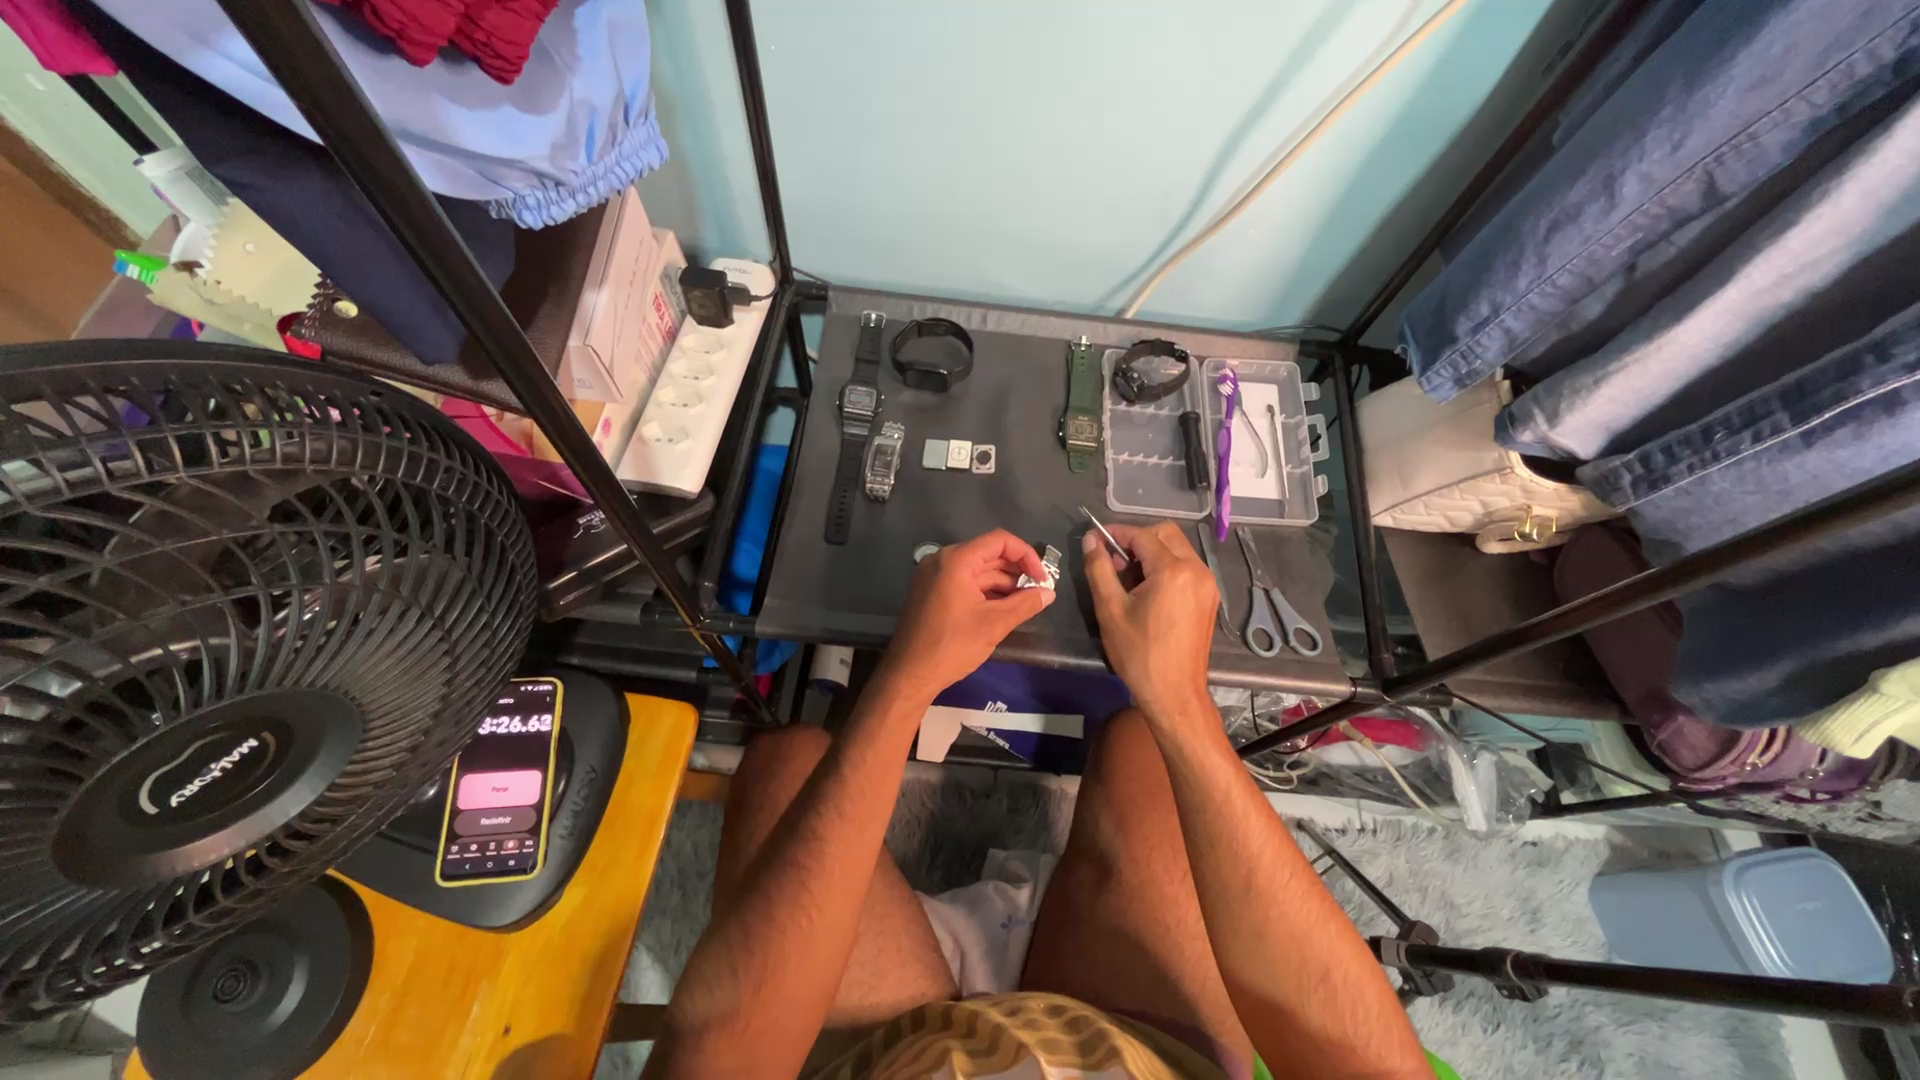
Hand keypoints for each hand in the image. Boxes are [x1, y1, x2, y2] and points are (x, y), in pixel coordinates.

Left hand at [877, 529, 1054, 699]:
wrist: (908, 675)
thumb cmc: (952, 646)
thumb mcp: (994, 624)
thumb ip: (1025, 604)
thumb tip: (1049, 593)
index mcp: (956, 560)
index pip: (999, 541)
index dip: (1026, 555)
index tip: (1042, 578)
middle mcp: (942, 561)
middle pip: (988, 554)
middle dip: (1016, 571)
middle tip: (1039, 591)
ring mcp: (934, 576)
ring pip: (977, 570)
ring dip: (1003, 583)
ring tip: (1026, 602)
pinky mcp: (932, 592)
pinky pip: (965, 582)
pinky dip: (985, 591)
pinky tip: (1004, 608)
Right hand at [1082, 523, 1217, 725]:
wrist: (1174, 693)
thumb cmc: (1139, 654)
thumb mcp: (1110, 610)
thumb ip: (1099, 569)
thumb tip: (1091, 541)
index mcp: (1173, 571)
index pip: (1142, 535)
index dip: (1115, 533)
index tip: (1094, 541)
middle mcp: (1197, 570)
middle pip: (1165, 533)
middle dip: (1136, 540)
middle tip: (1115, 563)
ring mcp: (1207, 583)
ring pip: (1178, 548)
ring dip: (1152, 552)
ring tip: (1129, 579)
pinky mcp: (1209, 597)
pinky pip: (1187, 566)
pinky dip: (1166, 566)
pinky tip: (1149, 590)